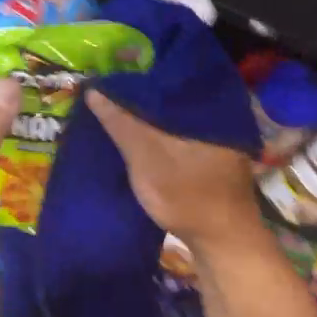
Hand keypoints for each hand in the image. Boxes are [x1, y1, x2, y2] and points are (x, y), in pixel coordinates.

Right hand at [86, 90, 266, 248]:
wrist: (222, 241)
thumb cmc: (186, 195)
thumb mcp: (145, 157)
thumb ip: (120, 123)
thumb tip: (94, 89)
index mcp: (205, 108)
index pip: (167, 78)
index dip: (137, 77)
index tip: (111, 76)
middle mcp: (217, 116)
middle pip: (171, 96)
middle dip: (142, 95)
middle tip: (110, 92)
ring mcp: (218, 137)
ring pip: (176, 116)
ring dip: (150, 115)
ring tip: (120, 109)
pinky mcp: (213, 155)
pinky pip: (181, 131)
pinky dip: (161, 131)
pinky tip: (142, 134)